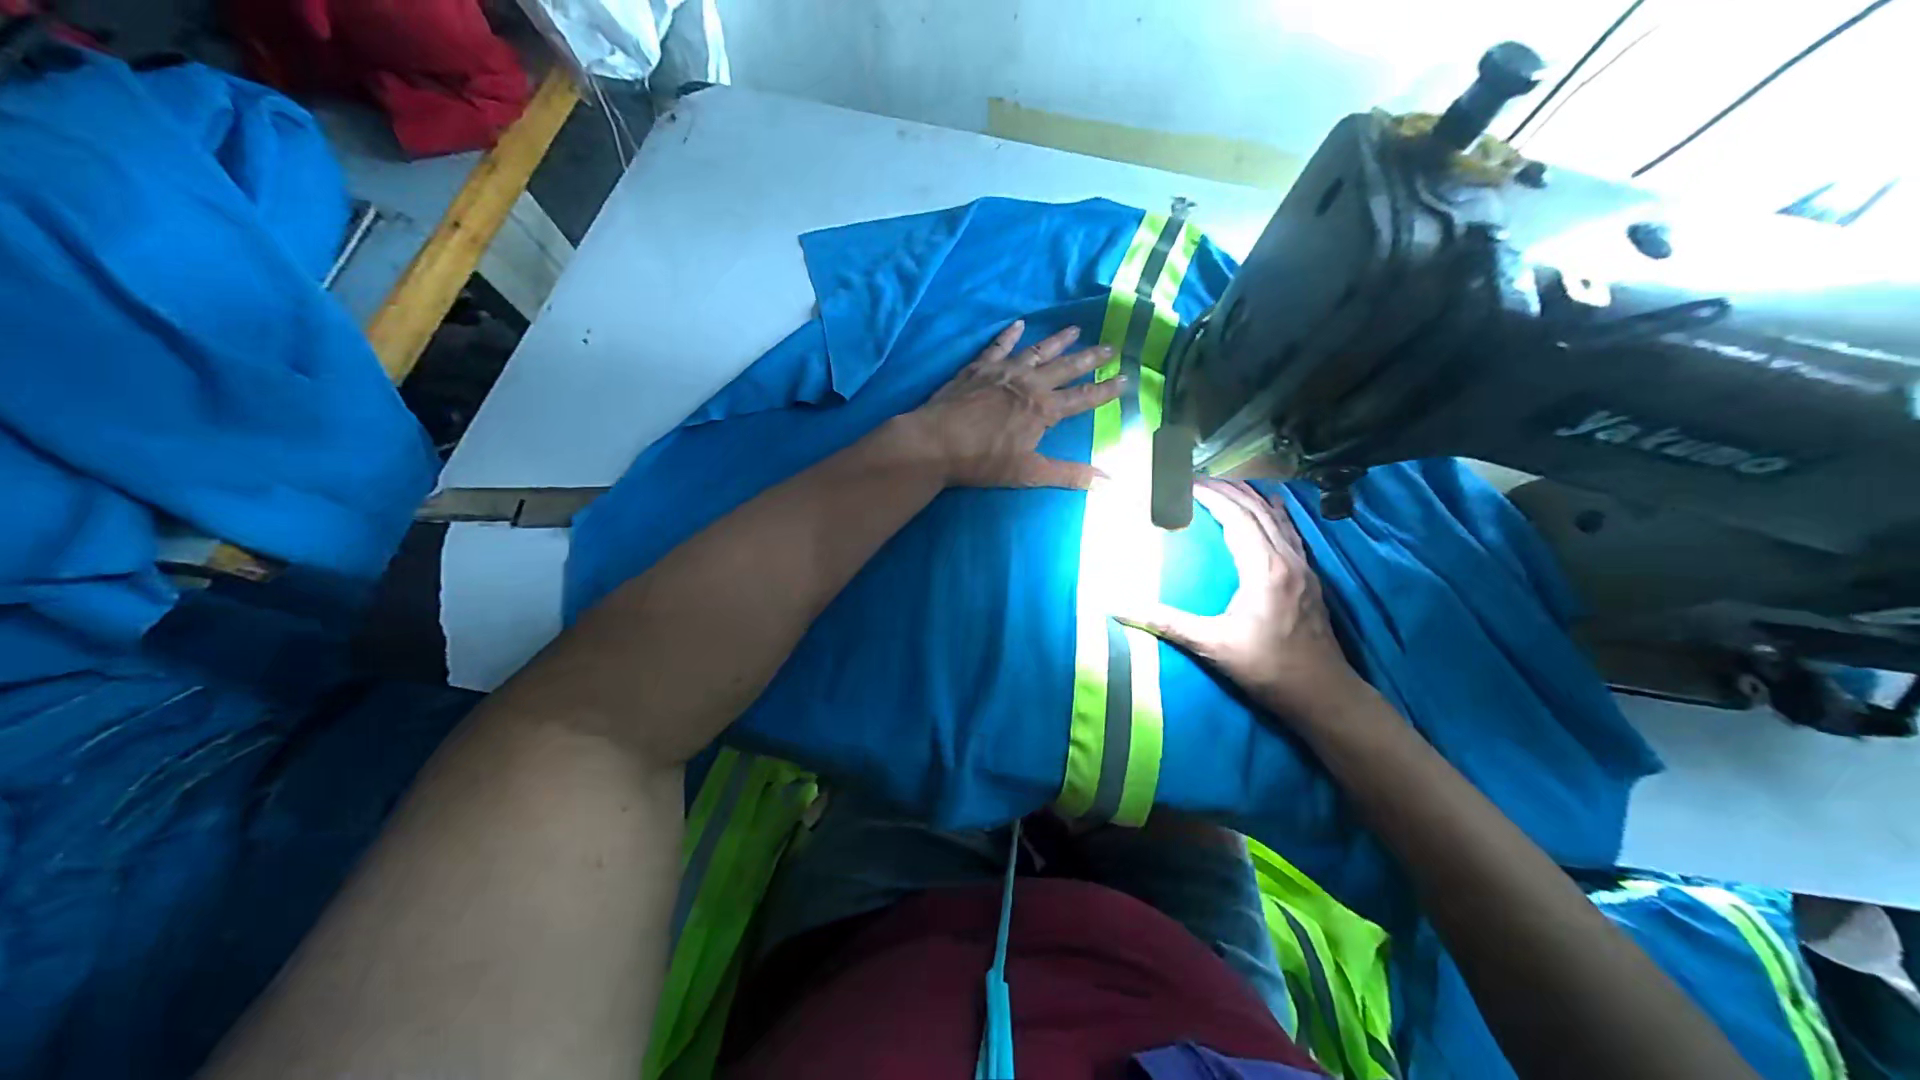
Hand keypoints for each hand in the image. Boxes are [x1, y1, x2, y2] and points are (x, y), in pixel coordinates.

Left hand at [902, 320, 1121, 488]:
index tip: (1126, 378)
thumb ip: (1069, 474)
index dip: (1106, 390)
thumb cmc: (982, 461)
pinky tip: (1019, 324)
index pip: (1083, 398)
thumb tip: (1108, 481)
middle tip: (1110, 346)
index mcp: (1043, 410)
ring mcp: (1002, 372)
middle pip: (1065, 367)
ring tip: (1074, 329)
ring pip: (1036, 351)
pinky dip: (1010, 335)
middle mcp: (1028, 384)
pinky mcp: (978, 368)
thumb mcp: (1029, 473)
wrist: (935, 442)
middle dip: (1090, 358)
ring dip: (1057, 340)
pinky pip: (998, 346)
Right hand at [1117, 479, 1368, 719]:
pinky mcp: (1309, 579)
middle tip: (1197, 480)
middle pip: (1258, 509)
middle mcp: (1288, 559)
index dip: (1210, 495)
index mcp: (1265, 568)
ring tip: (1226, 485)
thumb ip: (1166, 623)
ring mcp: (1303, 567)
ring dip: (1251, 498)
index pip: (1236, 516)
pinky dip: (1273, 513)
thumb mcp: (1212, 646)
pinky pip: (1290, 532)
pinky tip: (1271, 508)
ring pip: (1277, 518)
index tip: (1184, 483)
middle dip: (1227, 489)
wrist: (1323, 694)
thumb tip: (1118, 608)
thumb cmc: (1267, 669)